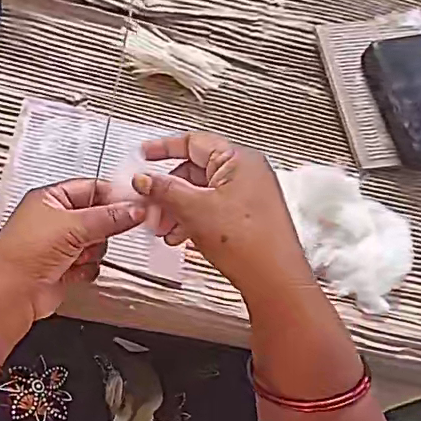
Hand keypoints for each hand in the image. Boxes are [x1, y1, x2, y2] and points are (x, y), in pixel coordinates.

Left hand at [0, 179, 144, 323]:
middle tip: (96, 235)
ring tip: (76, 256)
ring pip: (97, 243)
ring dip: (91, 252)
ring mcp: (59, 245)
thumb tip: (134, 209)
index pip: (92, 188)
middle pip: (98, 218)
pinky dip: (86, 269)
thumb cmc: (22, 254)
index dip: (113, 197)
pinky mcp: (64, 268)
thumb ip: (109, 217)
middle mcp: (54, 220)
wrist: (10, 295)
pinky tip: (72, 270)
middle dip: (100, 230)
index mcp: (50, 198)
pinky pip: (90, 264)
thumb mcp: (73, 226)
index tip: (134, 205)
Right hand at [130, 132, 313, 298]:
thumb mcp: (194, 209)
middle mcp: (247, 172)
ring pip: (201, 192)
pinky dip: (192, 219)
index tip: (146, 153)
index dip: (164, 147)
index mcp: (238, 159)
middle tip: (151, 204)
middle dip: (167, 191)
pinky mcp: (248, 215)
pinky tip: (180, 236)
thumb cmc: (249, 242)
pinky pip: (212, 208)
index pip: (193, 142)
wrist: (274, 278)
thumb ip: (165, 189)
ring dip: (177, 209)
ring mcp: (249, 194)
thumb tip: (146, 178)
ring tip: (164, 227)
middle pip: (194, 171)